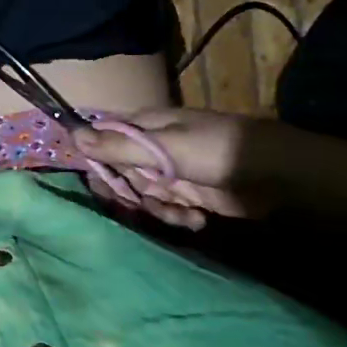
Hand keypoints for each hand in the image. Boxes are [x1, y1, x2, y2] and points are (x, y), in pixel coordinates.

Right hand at [73, 108, 282, 229]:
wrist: (274, 175)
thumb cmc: (216, 151)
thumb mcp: (163, 148)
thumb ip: (118, 145)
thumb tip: (73, 134)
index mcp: (143, 128)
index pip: (103, 140)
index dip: (98, 163)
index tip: (104, 183)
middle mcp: (151, 150)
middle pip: (118, 174)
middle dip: (128, 195)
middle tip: (142, 203)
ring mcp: (170, 174)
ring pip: (141, 197)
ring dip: (157, 209)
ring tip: (181, 212)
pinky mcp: (187, 196)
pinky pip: (165, 210)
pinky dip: (177, 217)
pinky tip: (197, 219)